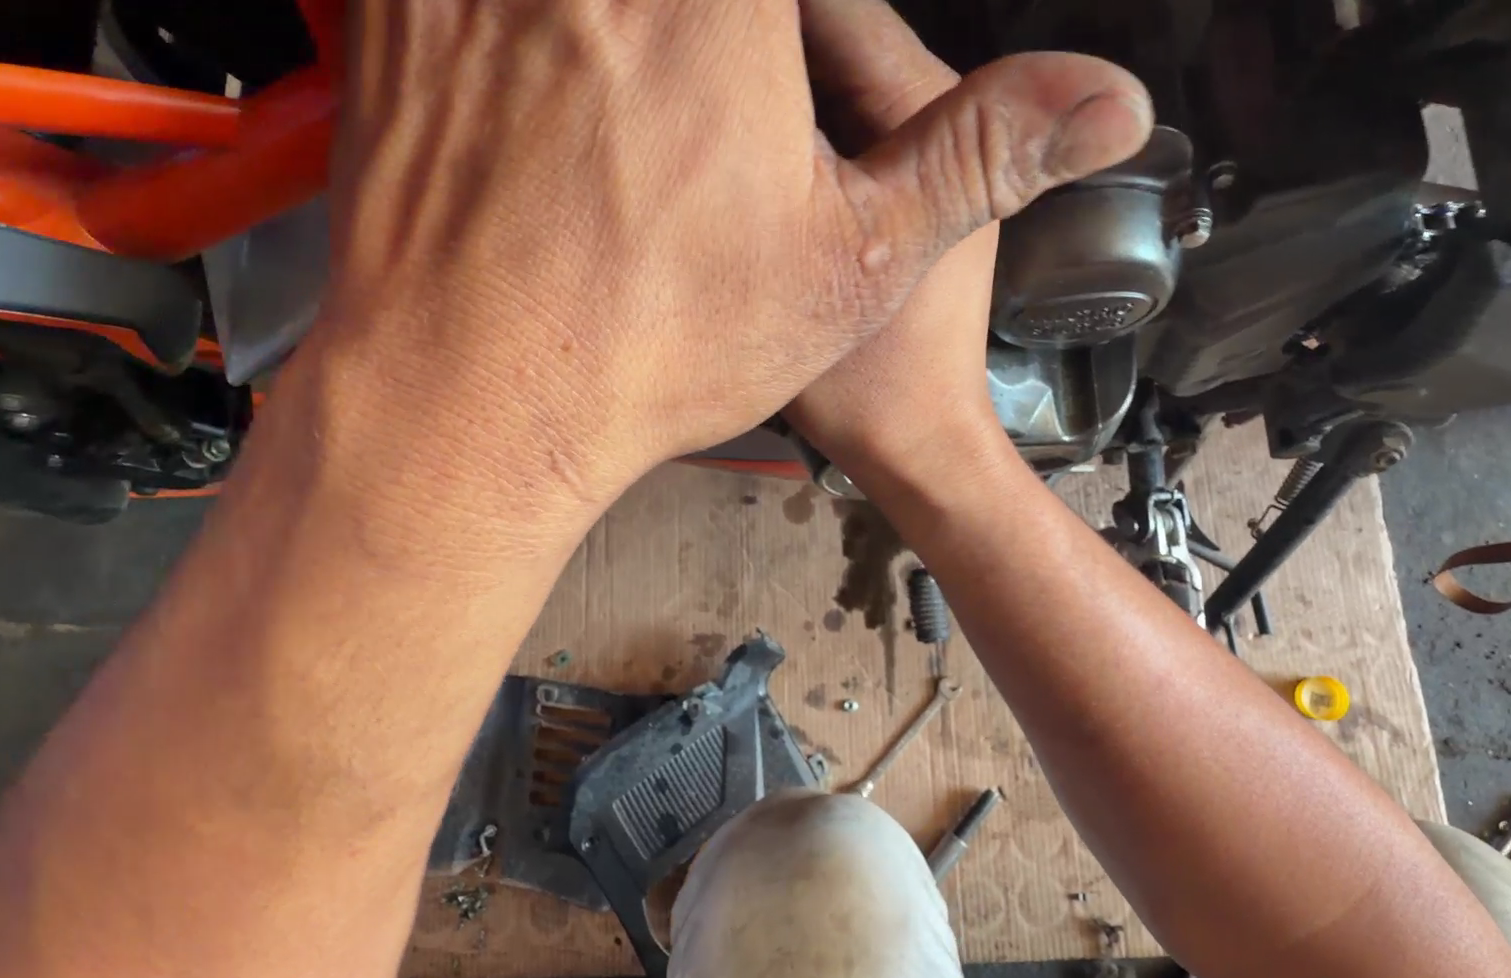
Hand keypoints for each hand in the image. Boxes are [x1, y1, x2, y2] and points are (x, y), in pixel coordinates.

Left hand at [297, 0, 1150, 522]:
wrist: (481, 404)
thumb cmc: (663, 345)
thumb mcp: (859, 262)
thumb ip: (985, 151)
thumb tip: (1114, 103)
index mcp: (725, 1)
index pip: (830, 0)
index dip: (818, 33)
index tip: (797, 95)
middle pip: (732, 3)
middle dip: (750, 47)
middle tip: (739, 116)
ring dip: (647, 40)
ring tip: (666, 134)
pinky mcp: (396, 8)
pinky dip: (538, 30)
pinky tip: (574, 87)